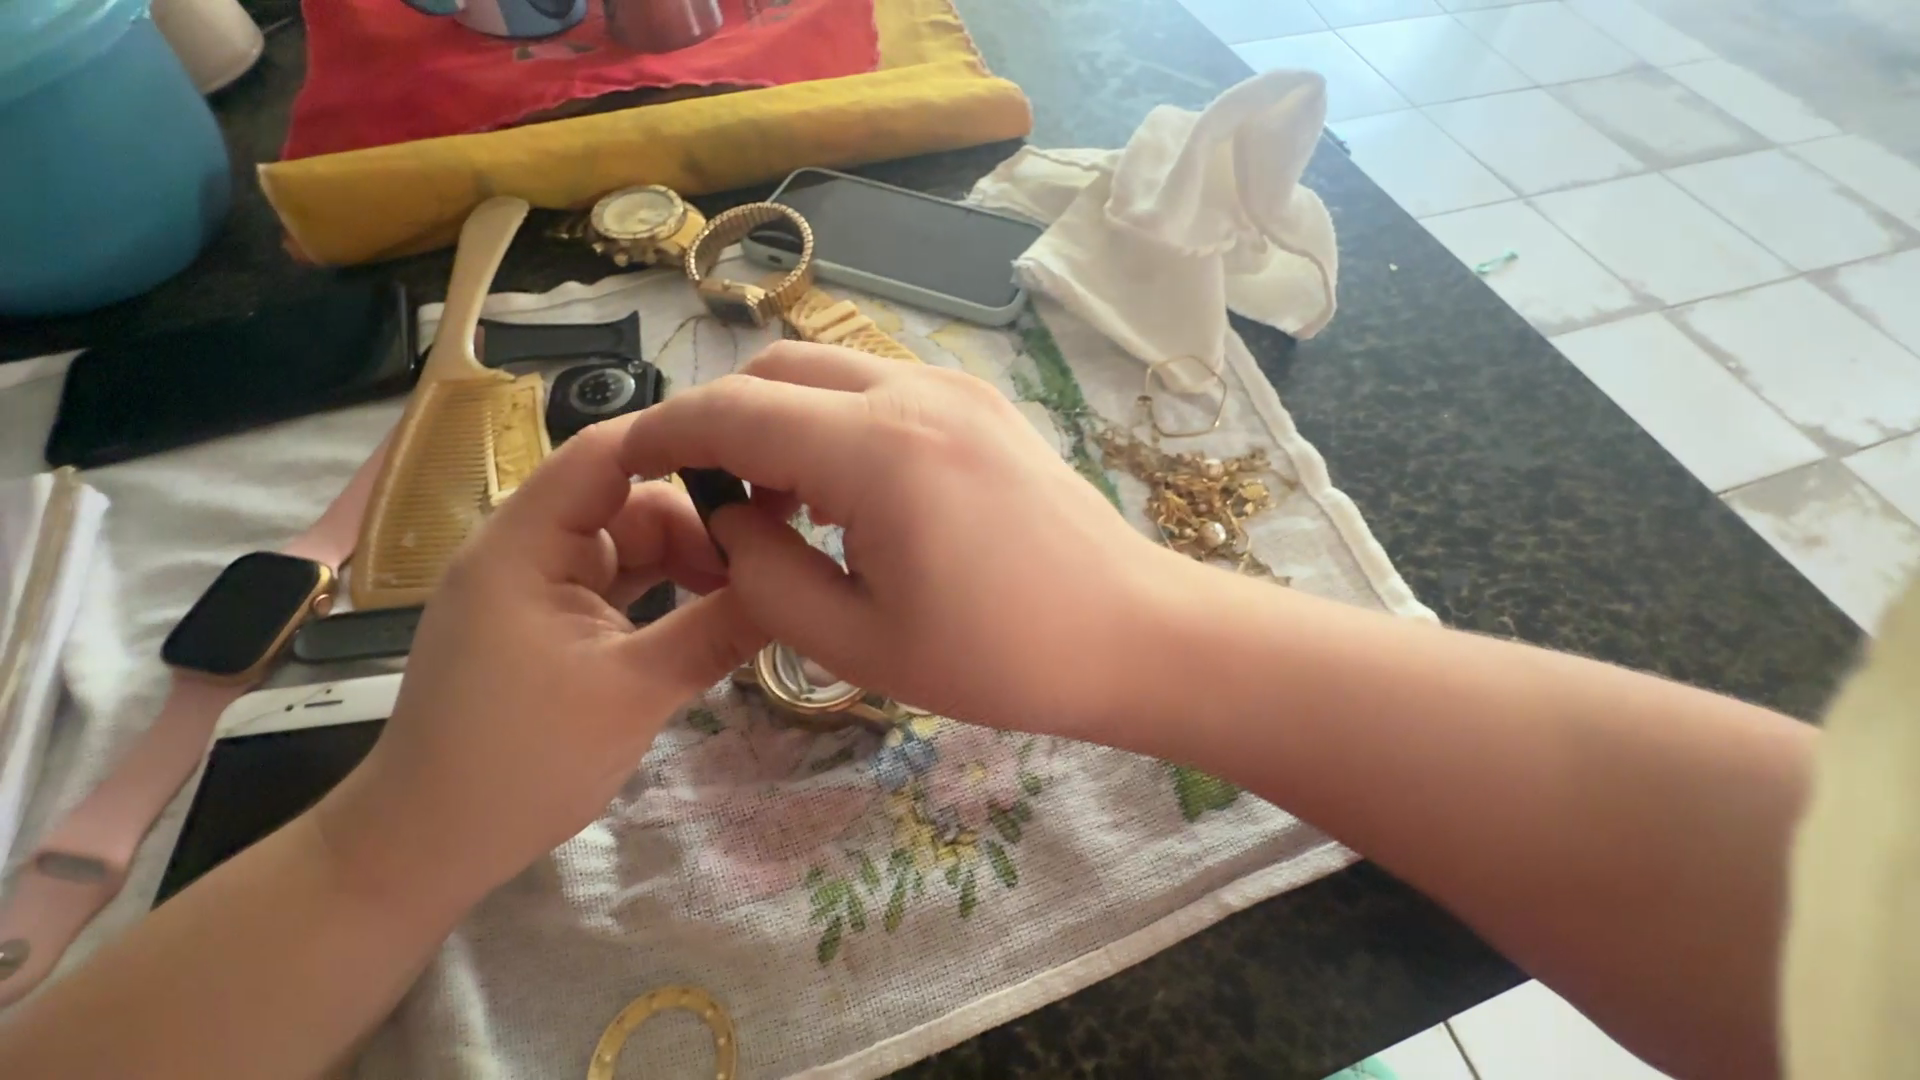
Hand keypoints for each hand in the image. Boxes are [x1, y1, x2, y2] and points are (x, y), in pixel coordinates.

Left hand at [314, 423, 766, 905]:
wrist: (428, 849)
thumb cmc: (519, 763)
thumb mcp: (633, 692)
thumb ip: (717, 630)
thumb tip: (794, 587)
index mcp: (523, 545)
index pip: (604, 456)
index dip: (679, 445)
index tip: (760, 466)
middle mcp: (527, 550)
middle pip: (627, 502)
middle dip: (697, 525)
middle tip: (763, 563)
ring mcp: (538, 588)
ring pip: (630, 546)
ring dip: (686, 562)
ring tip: (745, 593)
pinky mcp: (551, 623)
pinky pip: (620, 585)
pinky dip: (665, 593)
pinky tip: (710, 611)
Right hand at [618, 341, 1177, 736]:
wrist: (1131, 632)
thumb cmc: (1001, 657)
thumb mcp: (858, 642)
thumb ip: (765, 575)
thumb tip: (729, 520)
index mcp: (877, 451)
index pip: (733, 411)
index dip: (665, 431)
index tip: (628, 461)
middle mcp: (913, 391)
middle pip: (775, 371)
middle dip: (720, 421)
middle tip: (711, 498)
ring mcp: (955, 386)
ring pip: (827, 371)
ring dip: (780, 419)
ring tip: (780, 503)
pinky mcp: (982, 401)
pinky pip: (878, 387)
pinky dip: (834, 420)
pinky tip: (845, 489)